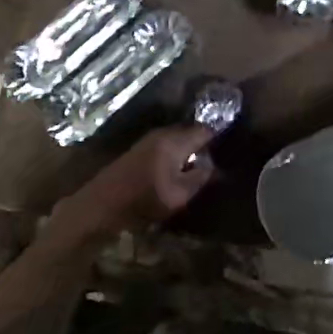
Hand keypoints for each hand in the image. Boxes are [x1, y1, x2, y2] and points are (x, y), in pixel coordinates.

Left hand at [57, 125, 215, 233]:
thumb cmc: (143, 200)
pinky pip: (167, 144)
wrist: (101, 204)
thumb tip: (216, 166)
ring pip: (178, 138)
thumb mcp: (179, 194)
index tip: (231, 146)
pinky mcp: (139, 149)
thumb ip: (200, 177)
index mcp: (174, 140)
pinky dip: (177, 153)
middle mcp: (162, 133)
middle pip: (191, 132)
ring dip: (190, 149)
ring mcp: (148, 139)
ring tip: (203, 164)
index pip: (205, 130)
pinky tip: (181, 168)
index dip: (219, 137)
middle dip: (205, 142)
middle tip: (220, 157)